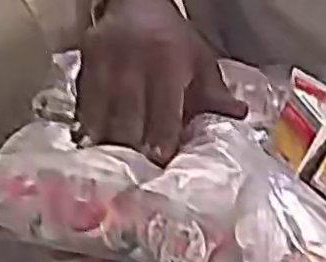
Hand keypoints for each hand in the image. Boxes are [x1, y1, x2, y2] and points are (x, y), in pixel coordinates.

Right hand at [78, 0, 245, 162]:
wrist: (135, 1)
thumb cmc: (175, 43)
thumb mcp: (202, 64)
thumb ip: (218, 96)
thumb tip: (241, 114)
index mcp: (166, 64)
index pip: (163, 113)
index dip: (161, 143)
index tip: (160, 167)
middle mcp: (132, 62)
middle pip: (128, 118)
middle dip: (133, 151)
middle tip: (137, 180)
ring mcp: (104, 62)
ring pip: (102, 114)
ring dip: (109, 146)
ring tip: (114, 174)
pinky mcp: (84, 64)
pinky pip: (84, 103)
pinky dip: (89, 129)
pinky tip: (93, 151)